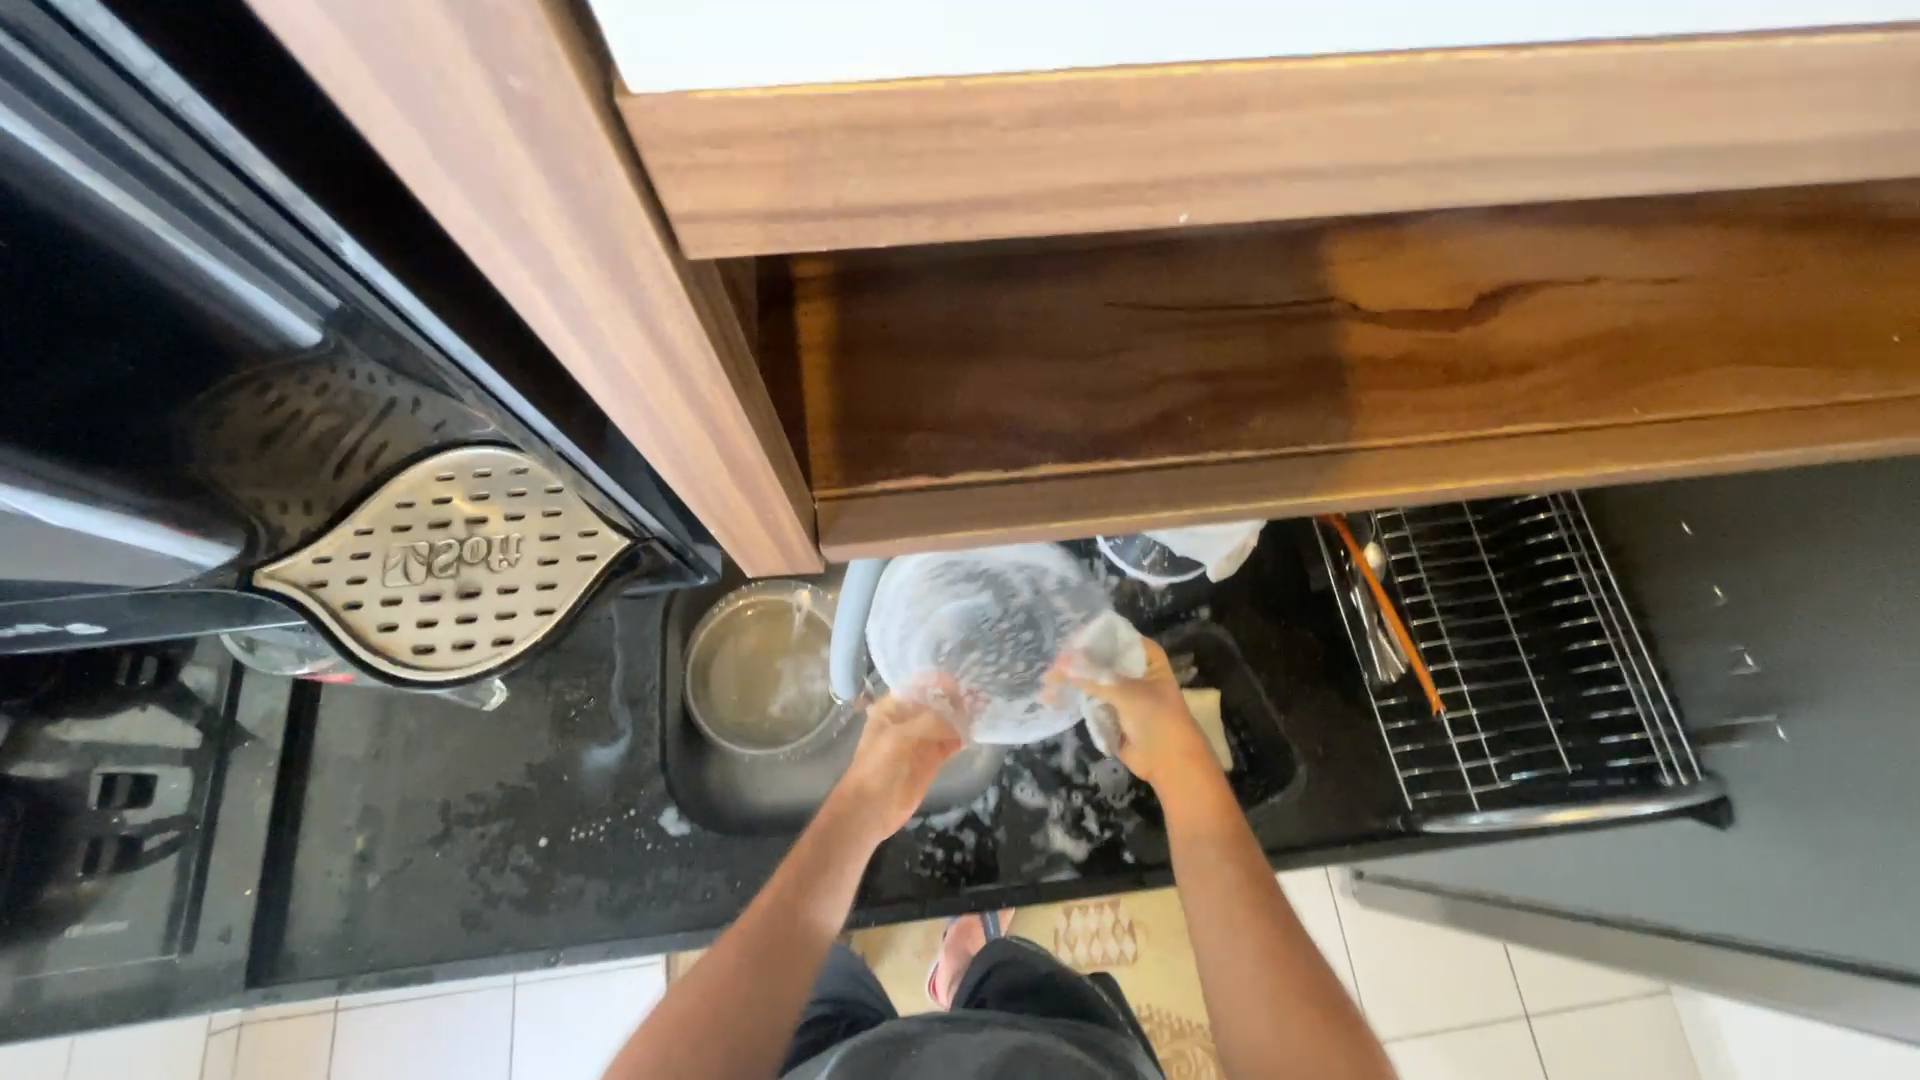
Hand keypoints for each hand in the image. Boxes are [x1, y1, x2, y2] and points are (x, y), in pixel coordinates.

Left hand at [825, 687, 963, 847]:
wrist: (870, 810)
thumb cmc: (876, 768)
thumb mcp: (898, 738)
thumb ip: (929, 722)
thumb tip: (960, 716)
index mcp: (892, 708)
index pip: (918, 686)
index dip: (939, 682)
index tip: (961, 681)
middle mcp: (908, 720)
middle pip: (936, 703)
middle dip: (956, 698)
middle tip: (979, 694)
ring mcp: (922, 740)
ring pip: (947, 722)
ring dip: (964, 716)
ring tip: (985, 708)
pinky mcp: (932, 759)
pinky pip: (951, 742)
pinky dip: (964, 735)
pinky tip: (978, 730)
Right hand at [1052, 639, 1220, 792]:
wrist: (1169, 763)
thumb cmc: (1157, 719)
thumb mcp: (1127, 693)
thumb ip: (1093, 677)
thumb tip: (1060, 664)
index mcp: (1146, 658)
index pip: (1116, 637)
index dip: (1092, 636)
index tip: (1066, 637)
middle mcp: (1133, 671)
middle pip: (1100, 659)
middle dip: (1076, 661)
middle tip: (1051, 661)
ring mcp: (1121, 692)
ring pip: (1092, 681)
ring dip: (1071, 680)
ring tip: (1046, 681)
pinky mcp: (1110, 712)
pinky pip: (1089, 701)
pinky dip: (1073, 698)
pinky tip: (1051, 696)